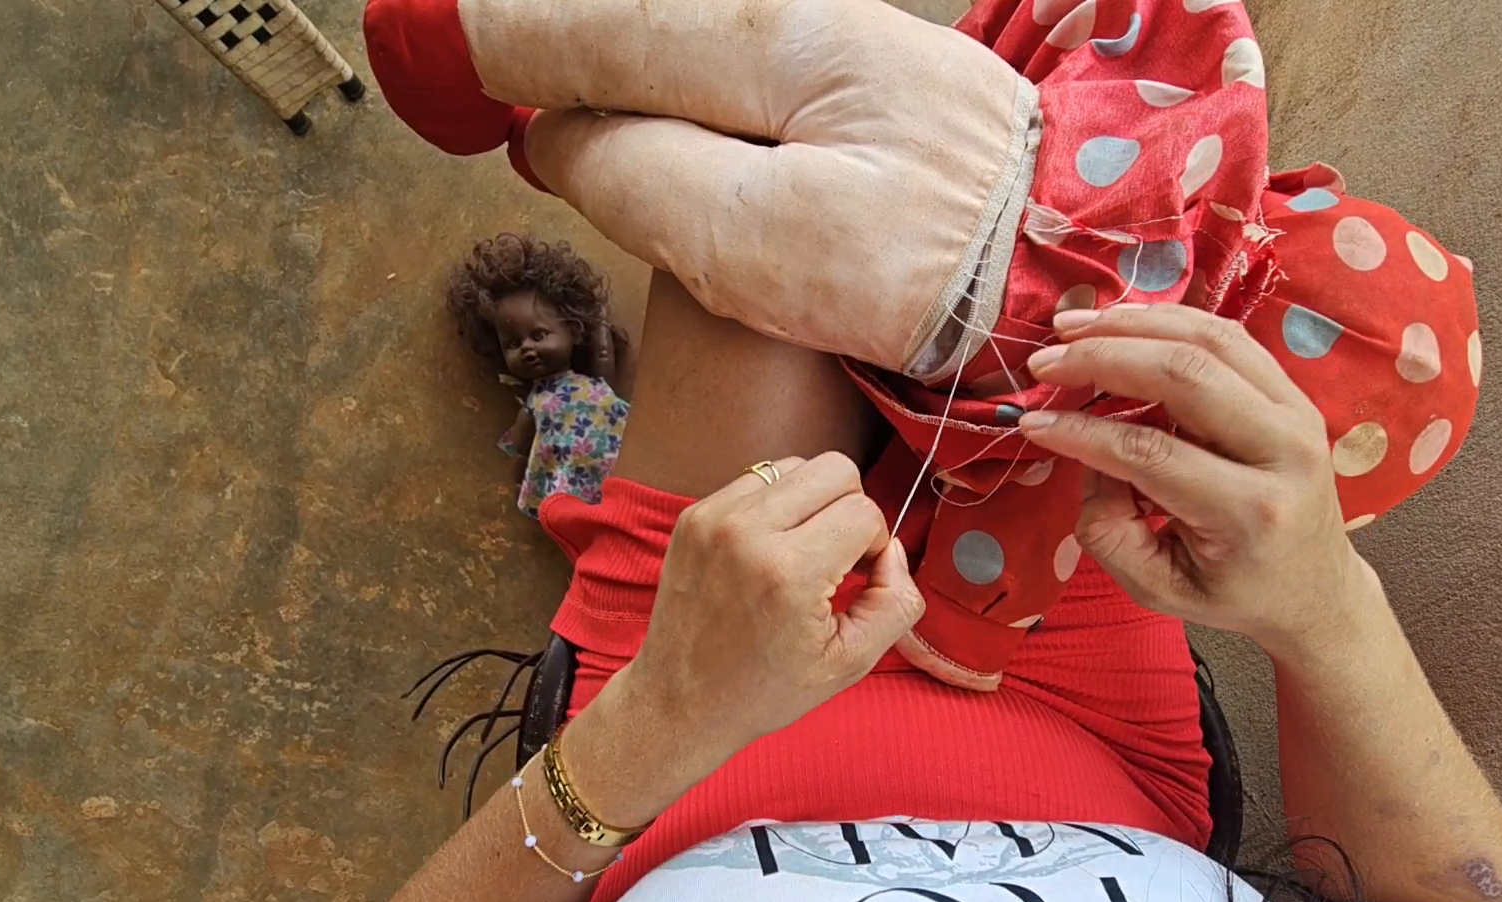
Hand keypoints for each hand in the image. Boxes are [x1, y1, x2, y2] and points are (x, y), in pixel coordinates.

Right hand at [464, 0, 1022, 371]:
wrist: (1052, 276)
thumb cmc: (924, 275)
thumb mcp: (768, 241)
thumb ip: (649, 180)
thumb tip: (562, 142)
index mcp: (781, 49)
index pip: (617, 30)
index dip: (523, 43)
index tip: (450, 48)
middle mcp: (810, 29)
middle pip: (653, 18)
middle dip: (563, 36)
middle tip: (486, 55)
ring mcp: (843, 58)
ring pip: (699, 43)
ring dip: (621, 54)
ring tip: (551, 78)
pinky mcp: (867, 99)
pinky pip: (748, 72)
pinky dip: (687, 81)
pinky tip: (659, 98)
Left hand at [623, 452, 924, 766]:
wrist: (681, 700)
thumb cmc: (765, 688)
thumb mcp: (852, 662)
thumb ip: (897, 602)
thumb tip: (893, 548)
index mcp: (789, 573)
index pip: (864, 512)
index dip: (875, 543)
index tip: (858, 576)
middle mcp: (747, 533)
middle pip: (836, 469)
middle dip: (851, 508)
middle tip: (837, 555)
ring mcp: (714, 518)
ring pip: (796, 466)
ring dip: (812, 502)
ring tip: (802, 550)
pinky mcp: (693, 515)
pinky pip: (757, 479)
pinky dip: (774, 506)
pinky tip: (768, 548)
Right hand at [1017, 305, 1375, 655]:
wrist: (1314, 587)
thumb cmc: (1228, 593)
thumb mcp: (1154, 587)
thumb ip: (1107, 529)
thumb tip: (1086, 454)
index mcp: (1250, 511)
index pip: (1151, 452)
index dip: (1081, 432)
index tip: (1032, 424)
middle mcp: (1286, 449)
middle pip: (1187, 374)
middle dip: (1103, 358)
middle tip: (1044, 362)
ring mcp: (1297, 411)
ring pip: (1211, 338)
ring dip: (1132, 324)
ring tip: (1070, 326)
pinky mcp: (1290, 391)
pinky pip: (1226, 336)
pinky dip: (1165, 321)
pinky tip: (1117, 323)